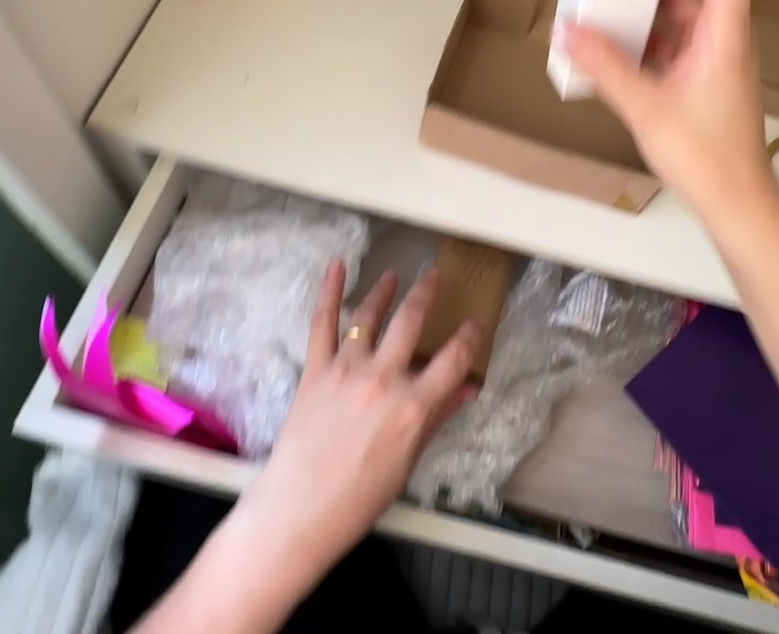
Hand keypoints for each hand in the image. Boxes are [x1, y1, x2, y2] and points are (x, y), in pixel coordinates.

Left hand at [229, 262, 481, 590]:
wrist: (300, 510)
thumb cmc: (361, 496)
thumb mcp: (409, 460)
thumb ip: (438, 417)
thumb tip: (468, 388)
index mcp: (413, 406)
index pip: (454, 359)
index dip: (471, 335)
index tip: (479, 319)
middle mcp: (383, 379)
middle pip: (411, 322)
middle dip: (426, 293)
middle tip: (435, 274)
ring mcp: (347, 370)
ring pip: (370, 316)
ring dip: (385, 290)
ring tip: (394, 274)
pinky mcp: (316, 370)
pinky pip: (323, 323)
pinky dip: (330, 292)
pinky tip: (336, 267)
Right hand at [561, 0, 775, 213]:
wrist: (736, 203)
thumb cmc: (706, 156)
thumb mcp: (646, 107)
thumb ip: (605, 66)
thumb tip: (568, 30)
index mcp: (724, 33)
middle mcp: (725, 38)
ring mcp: (716, 59)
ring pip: (690, 11)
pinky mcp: (704, 80)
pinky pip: (678, 41)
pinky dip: (651, 34)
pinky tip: (617, 41)